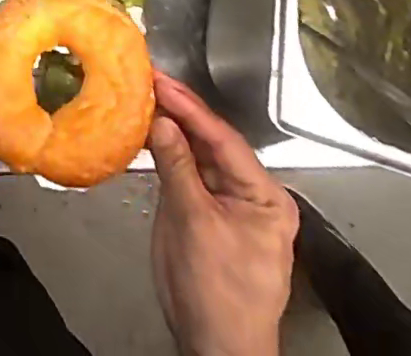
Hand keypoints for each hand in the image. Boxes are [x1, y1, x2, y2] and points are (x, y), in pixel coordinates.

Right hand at [149, 70, 298, 355]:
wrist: (214, 347)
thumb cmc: (216, 292)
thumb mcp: (194, 224)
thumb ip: (178, 167)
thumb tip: (162, 120)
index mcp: (265, 195)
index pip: (223, 139)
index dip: (190, 107)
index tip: (161, 80)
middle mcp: (251, 192)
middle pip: (212, 142)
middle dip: (181, 112)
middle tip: (149, 80)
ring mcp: (228, 200)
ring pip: (198, 154)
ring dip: (172, 128)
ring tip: (145, 97)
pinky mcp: (207, 210)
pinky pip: (188, 171)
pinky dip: (168, 152)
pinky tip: (149, 132)